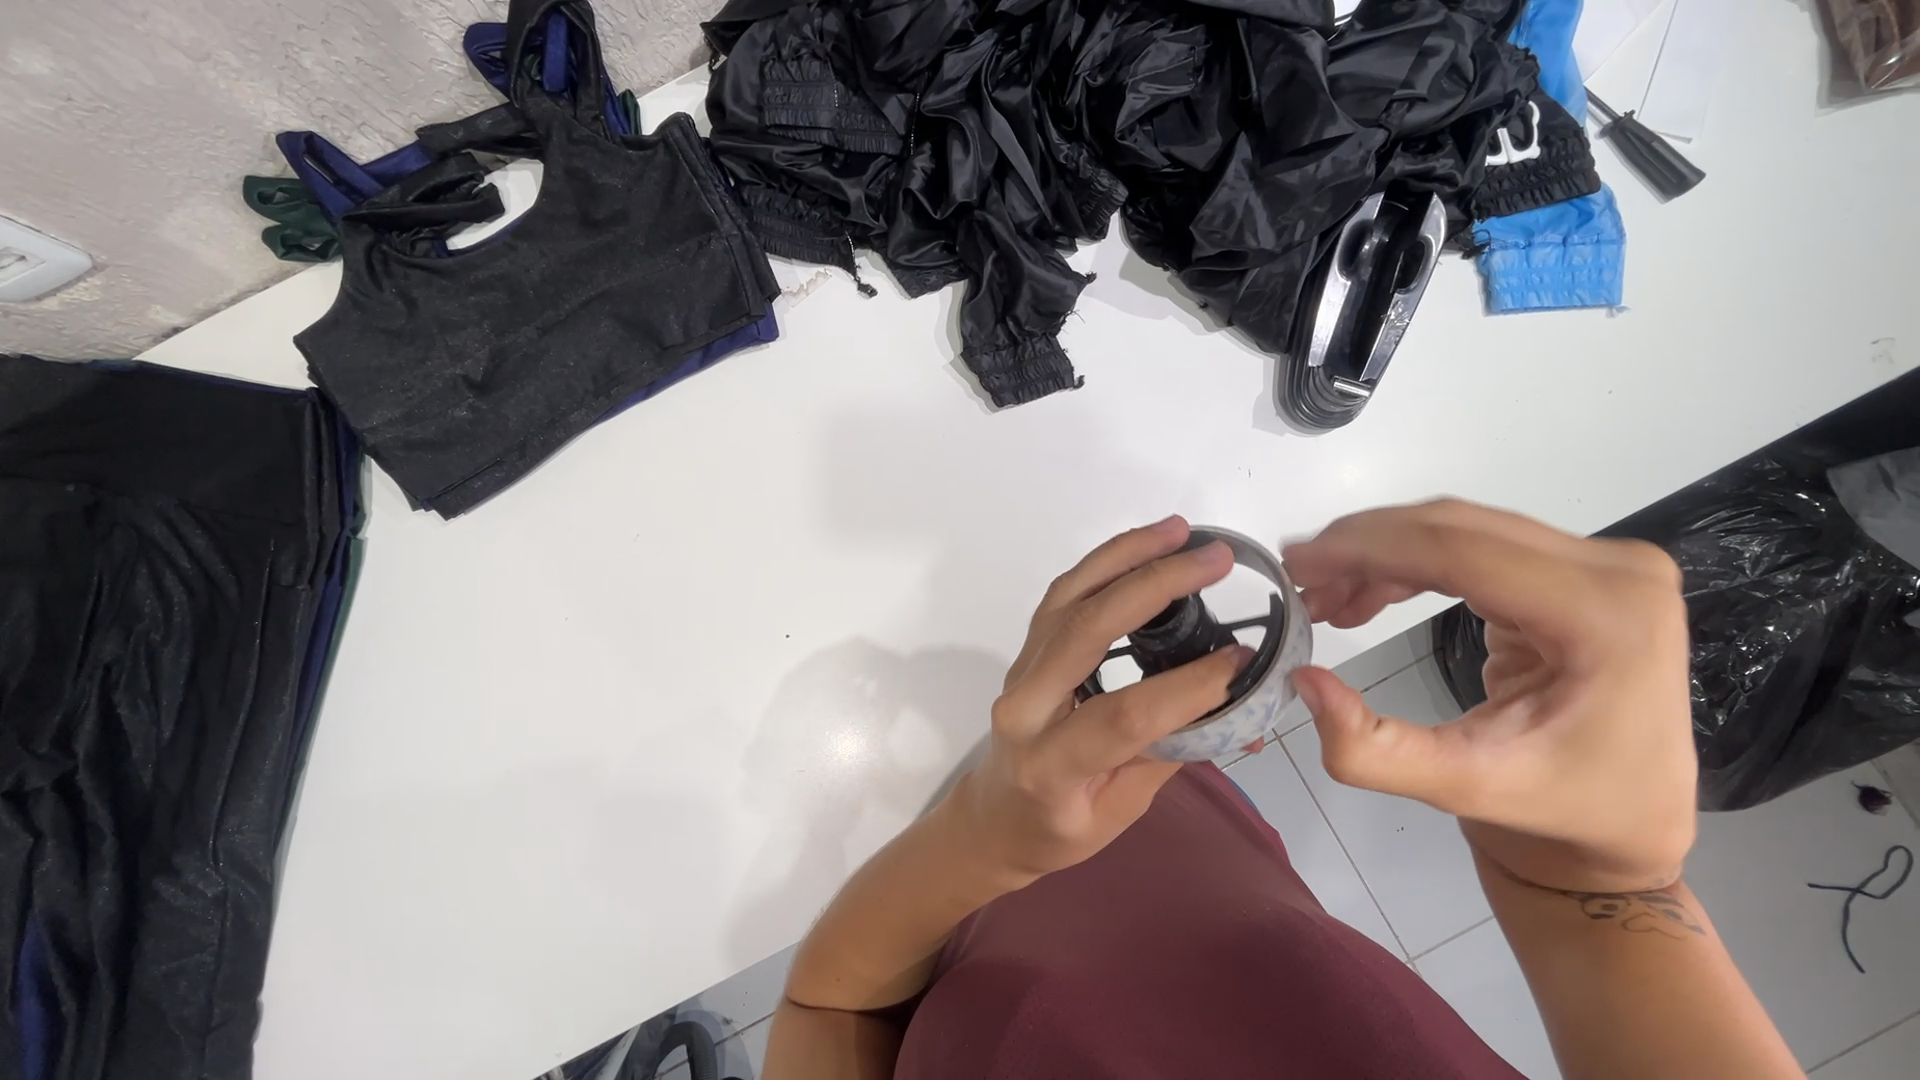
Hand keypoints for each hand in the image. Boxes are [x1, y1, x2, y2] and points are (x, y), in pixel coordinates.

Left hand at [949, 516, 1251, 884]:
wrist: (994, 816)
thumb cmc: (1056, 829)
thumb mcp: (1116, 813)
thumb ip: (1168, 756)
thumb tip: (1236, 711)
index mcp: (1049, 764)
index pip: (1123, 716)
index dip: (1186, 687)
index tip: (1243, 658)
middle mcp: (1024, 707)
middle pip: (1084, 631)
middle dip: (1153, 587)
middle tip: (1212, 560)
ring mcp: (1019, 670)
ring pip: (1067, 598)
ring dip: (1125, 557)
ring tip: (1179, 532)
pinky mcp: (1027, 651)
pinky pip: (1061, 597)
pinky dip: (1102, 564)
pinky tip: (1141, 547)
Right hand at [1281, 499, 1696, 894]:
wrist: (1624, 819)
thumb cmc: (1560, 809)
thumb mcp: (1460, 786)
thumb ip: (1370, 748)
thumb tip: (1303, 676)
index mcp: (1606, 615)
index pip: (1461, 551)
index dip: (1366, 548)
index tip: (1295, 561)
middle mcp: (1614, 572)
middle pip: (1457, 528)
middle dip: (1363, 545)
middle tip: (1295, 576)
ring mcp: (1599, 567)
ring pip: (1458, 531)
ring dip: (1378, 554)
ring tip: (1320, 596)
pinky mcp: (1573, 573)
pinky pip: (1471, 548)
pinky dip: (1406, 567)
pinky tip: (1362, 598)